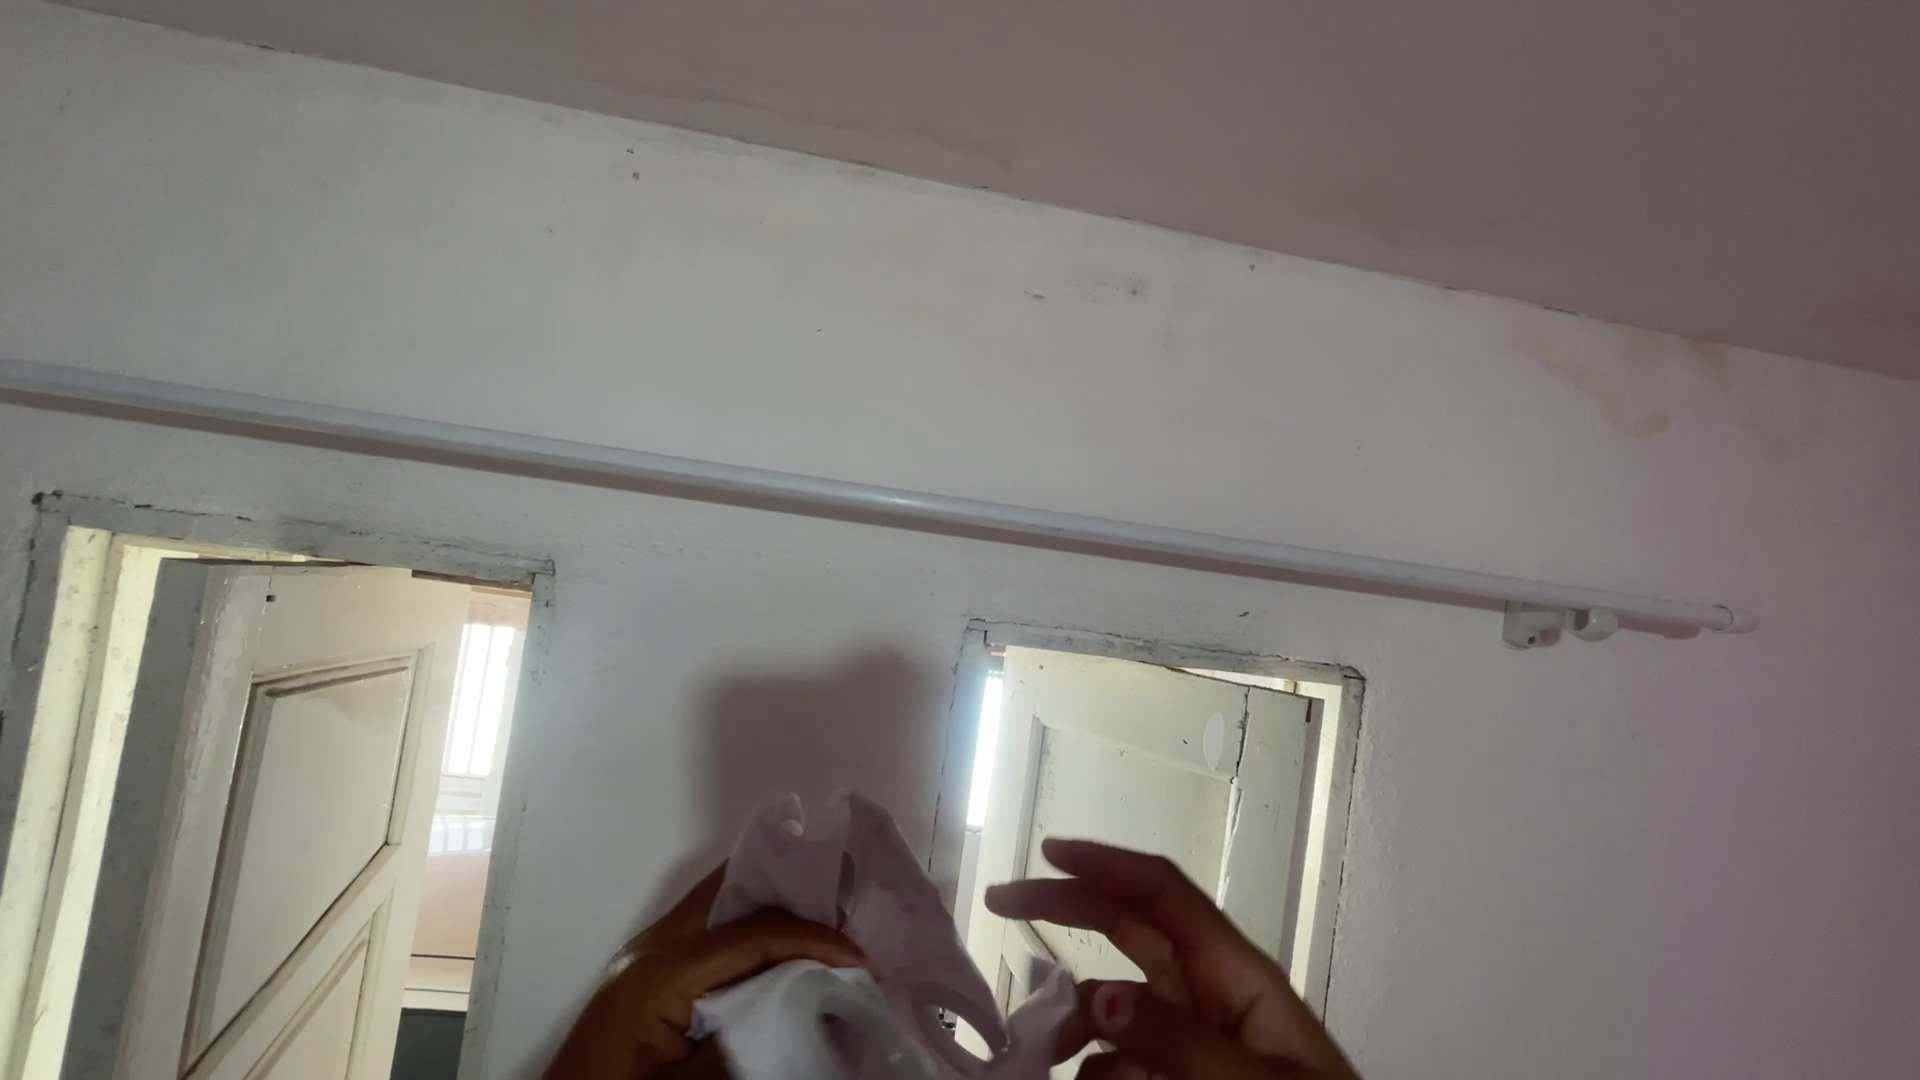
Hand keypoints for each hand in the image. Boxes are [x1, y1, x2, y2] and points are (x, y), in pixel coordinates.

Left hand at [544, 864, 870, 1079]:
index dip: (815, 937)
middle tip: (844, 912)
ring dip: (775, 904)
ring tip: (824, 925)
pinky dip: (751, 926)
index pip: (756, 931)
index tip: (860, 957)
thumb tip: (809, 1004)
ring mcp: (648, 953)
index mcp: (662, 970)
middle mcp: (654, 945)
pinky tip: (780, 951)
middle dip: (794, 890)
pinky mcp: (650, 970)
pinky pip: (710, 927)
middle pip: (734, 887)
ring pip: (722, 900)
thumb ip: (748, 1040)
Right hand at [985, 839, 1359, 1078]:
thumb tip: (1098, 998)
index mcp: (1233, 971)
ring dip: (1073, 1021)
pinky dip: (1093, 1070)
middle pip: (1125, 924)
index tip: (1048, 852)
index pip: (1162, 892)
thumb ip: (1178, 1043)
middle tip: (999, 900)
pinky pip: (1118, 1058)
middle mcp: (1204, 990)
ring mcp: (1188, 1035)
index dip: (1106, 861)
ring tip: (1042, 1055)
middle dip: (1064, 905)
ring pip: (1111, 1001)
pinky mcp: (1172, 1075)